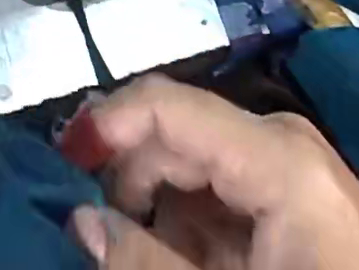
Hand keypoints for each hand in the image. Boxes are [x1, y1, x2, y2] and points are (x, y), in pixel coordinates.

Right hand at [63, 75, 358, 269]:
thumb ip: (147, 262)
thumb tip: (77, 219)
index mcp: (277, 156)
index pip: (166, 105)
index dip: (104, 123)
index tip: (59, 162)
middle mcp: (283, 145)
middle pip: (175, 130)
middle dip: (124, 172)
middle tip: (86, 222)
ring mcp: (293, 171)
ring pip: (191, 162)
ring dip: (152, 202)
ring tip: (131, 249)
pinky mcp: (299, 202)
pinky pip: (220, 193)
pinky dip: (185, 222)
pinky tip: (174, 257)